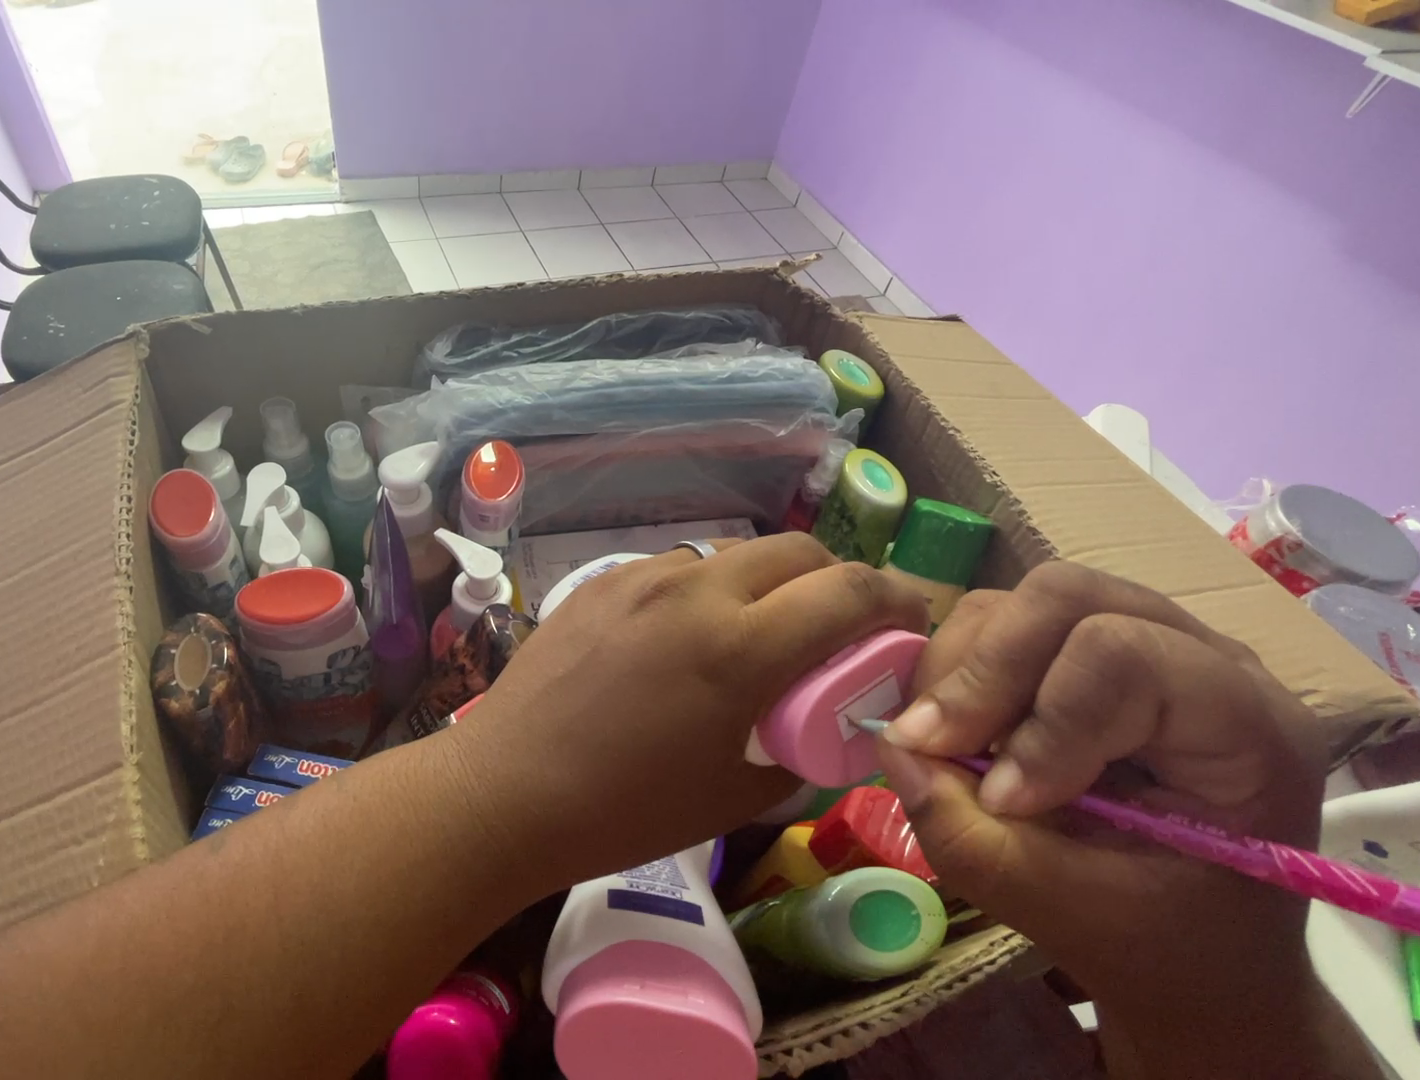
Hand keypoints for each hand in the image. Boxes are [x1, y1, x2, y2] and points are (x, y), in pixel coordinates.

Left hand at [436, 534, 928, 889]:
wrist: (507, 791)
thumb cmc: (625, 811)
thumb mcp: (736, 794)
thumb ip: (800, 745)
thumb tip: (828, 718)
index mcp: (739, 645)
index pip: (850, 590)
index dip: (898, 597)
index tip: (911, 618)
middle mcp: (695, 589)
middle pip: (797, 550)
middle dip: (836, 580)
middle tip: (837, 627)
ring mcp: (640, 576)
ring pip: (733, 555)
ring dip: (765, 583)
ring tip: (754, 634)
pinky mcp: (599, 582)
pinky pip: (676, 569)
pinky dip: (705, 591)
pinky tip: (682, 638)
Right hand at [876, 562, 1375, 1076]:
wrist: (1185, 947)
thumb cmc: (1159, 938)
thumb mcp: (1067, 912)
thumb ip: (970, 836)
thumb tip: (897, 750)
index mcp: (1244, 726)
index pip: (1122, 655)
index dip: (1043, 719)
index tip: (1000, 801)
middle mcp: (1198, 655)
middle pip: (1061, 597)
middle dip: (981, 673)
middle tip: (934, 746)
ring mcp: (1134, 639)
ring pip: (1015, 602)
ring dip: (958, 671)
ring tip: (948, 745)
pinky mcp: (1076, 646)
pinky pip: (996, 622)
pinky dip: (955, 670)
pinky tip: (960, 730)